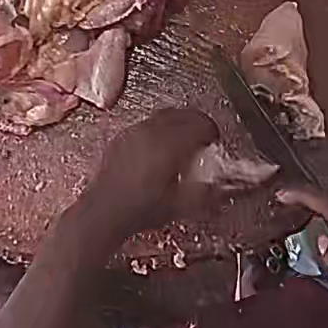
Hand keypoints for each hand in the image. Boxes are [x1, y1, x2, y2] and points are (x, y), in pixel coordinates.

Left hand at [68, 109, 218, 247]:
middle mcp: (152, 132)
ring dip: (179, 123)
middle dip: (198, 123)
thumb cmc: (141, 209)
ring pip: (164, 116)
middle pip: (184, 114)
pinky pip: (147, 124)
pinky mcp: (122, 137)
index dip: (212, 132)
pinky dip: (159, 129)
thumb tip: (224, 188)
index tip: (214, 142)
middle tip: (204, 138)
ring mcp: (135, 132)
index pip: (200, 125)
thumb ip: (207, 193)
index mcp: (170, 144)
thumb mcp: (182, 205)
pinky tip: (158, 148)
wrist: (104, 213)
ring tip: (183, 141)